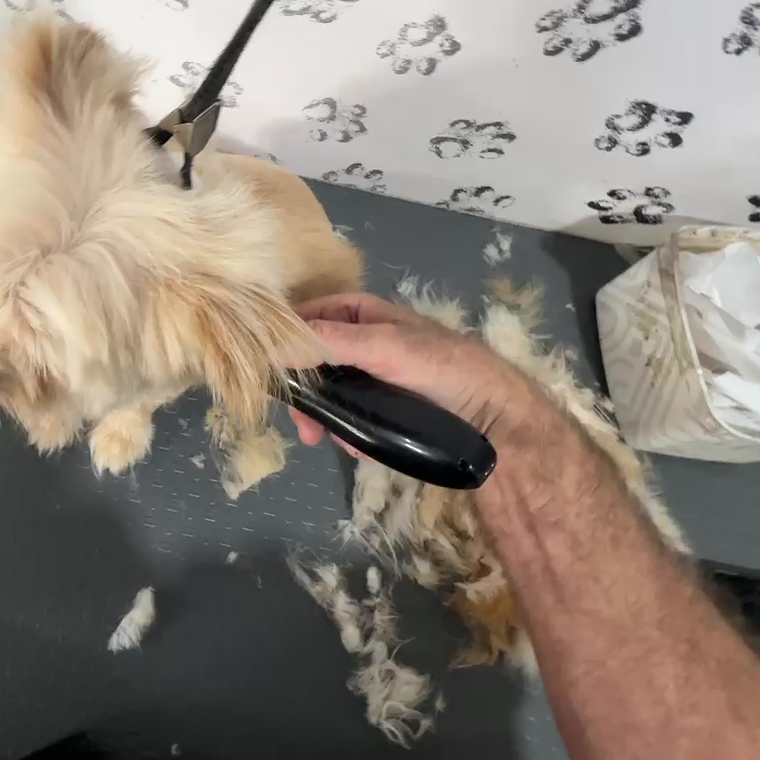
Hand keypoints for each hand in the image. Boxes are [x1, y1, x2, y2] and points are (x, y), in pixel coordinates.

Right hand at [289, 293, 560, 454]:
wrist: (496, 423)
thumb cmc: (443, 369)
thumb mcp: (384, 346)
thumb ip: (328, 342)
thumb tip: (271, 343)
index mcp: (363, 314)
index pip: (310, 315)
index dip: (285, 335)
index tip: (263, 361)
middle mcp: (362, 342)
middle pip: (311, 358)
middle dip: (301, 389)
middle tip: (297, 418)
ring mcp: (371, 378)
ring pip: (326, 392)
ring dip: (320, 416)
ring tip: (321, 438)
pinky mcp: (380, 410)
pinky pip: (347, 416)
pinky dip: (344, 431)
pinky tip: (352, 445)